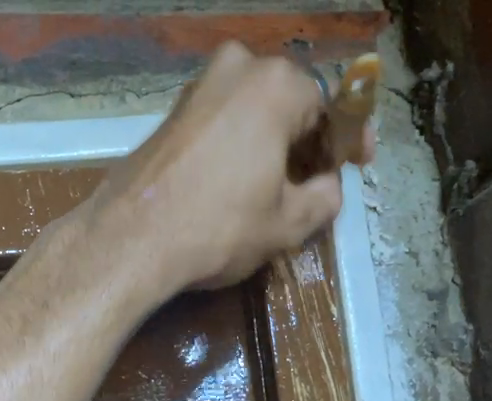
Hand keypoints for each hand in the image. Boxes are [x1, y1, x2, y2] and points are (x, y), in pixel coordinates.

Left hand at [79, 42, 365, 297]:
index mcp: (277, 85)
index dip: (349, 139)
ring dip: (274, 146)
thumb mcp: (287, 223)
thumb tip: (330, 188)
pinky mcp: (172, 113)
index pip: (331, 106)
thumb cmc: (219, 228)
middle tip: (318, 182)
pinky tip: (242, 185)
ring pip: (255, 113)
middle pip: (290, 104)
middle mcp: (238, 68)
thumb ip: (324, 198)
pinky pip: (224, 123)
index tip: (359, 164)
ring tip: (281, 190)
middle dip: (308, 142)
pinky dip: (241, 147)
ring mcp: (199, 87)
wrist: (132, 240)